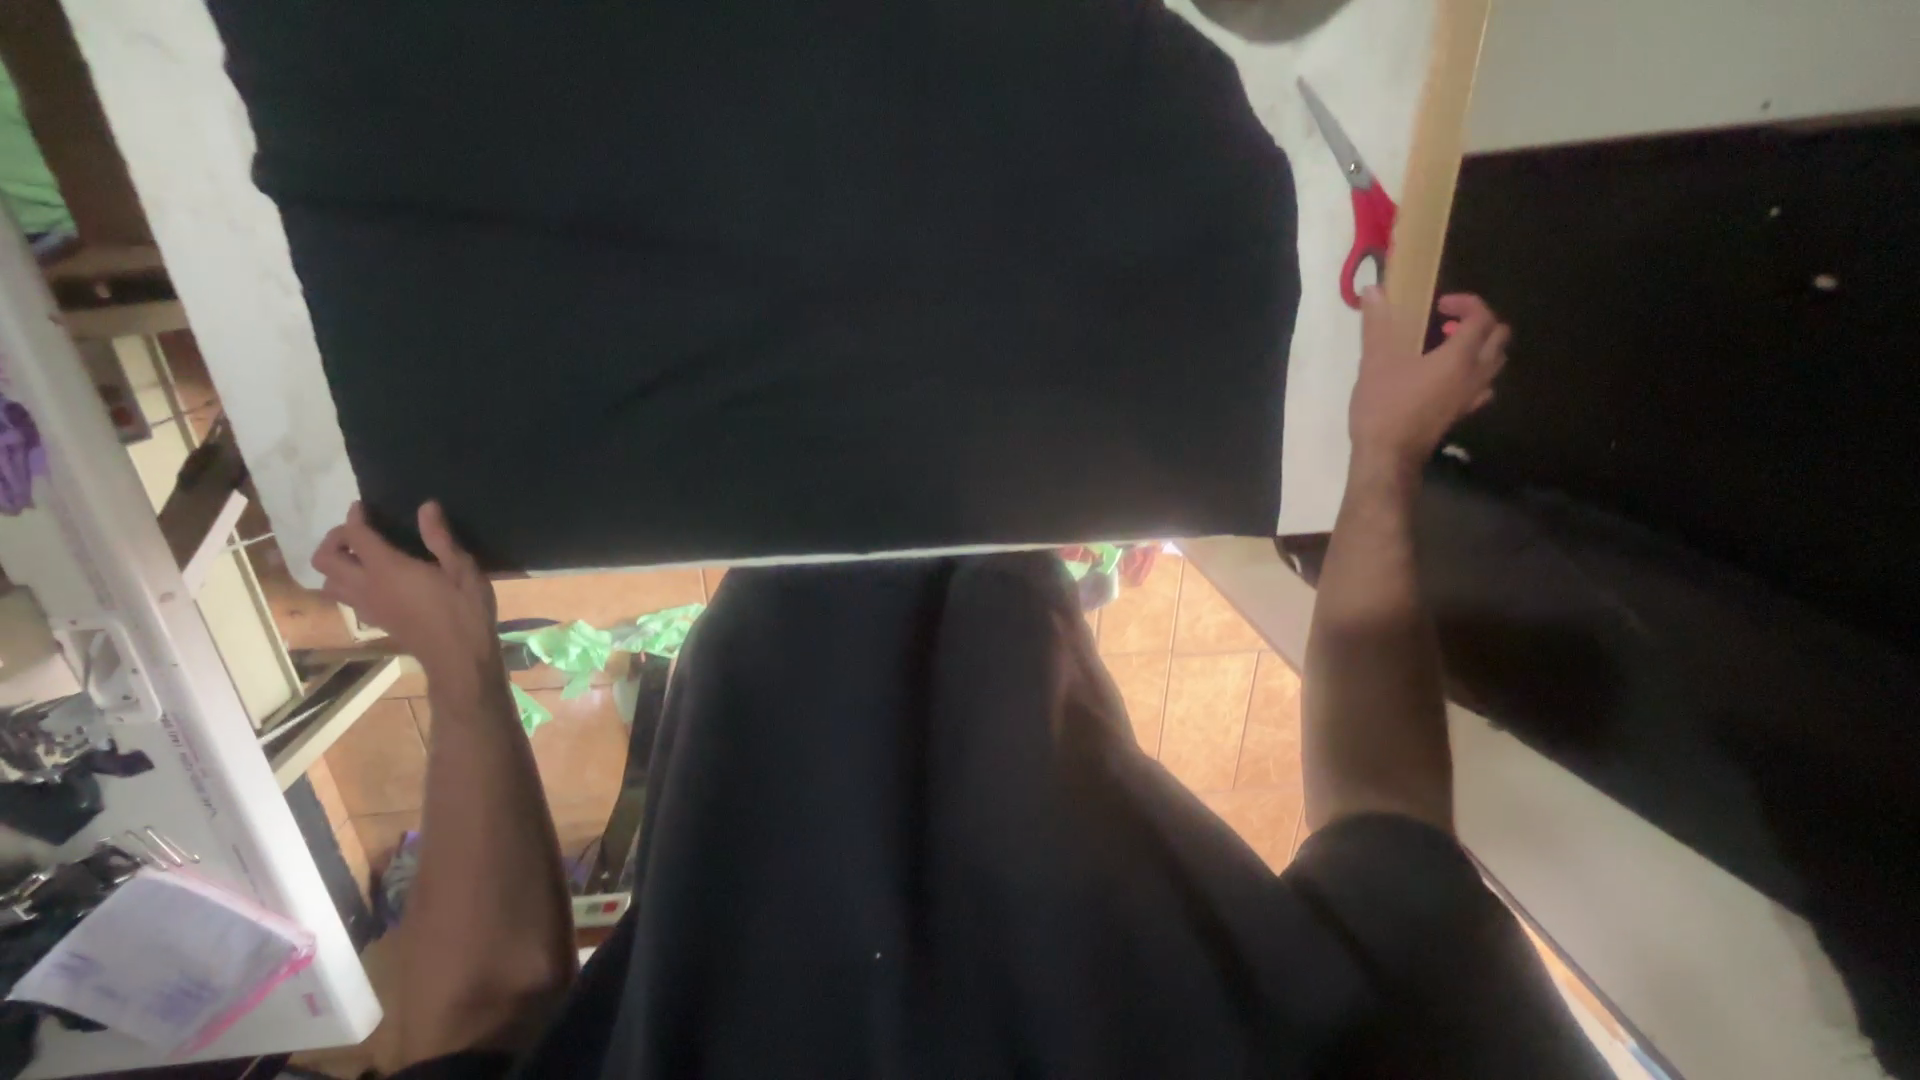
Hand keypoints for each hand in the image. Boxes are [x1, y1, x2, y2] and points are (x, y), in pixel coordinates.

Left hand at [312, 501, 500, 678]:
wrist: (458, 657)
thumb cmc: (465, 610)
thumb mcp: (462, 569)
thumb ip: (440, 538)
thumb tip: (426, 506)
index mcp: (387, 568)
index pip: (355, 535)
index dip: (356, 516)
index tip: (363, 506)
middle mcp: (366, 585)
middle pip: (325, 558)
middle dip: (335, 539)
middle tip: (358, 532)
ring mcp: (366, 606)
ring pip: (327, 581)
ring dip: (335, 564)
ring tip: (359, 557)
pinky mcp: (373, 620)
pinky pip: (344, 598)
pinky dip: (346, 584)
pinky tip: (372, 582)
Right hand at [1348, 287, 1509, 472]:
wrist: (1388, 456)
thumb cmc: (1384, 406)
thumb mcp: (1375, 361)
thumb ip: (1377, 324)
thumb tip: (1373, 289)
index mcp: (1460, 356)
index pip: (1482, 317)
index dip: (1465, 303)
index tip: (1438, 305)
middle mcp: (1475, 374)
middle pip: (1498, 338)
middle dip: (1478, 323)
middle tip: (1446, 325)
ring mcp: (1471, 397)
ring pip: (1494, 363)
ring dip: (1479, 348)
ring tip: (1447, 349)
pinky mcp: (1461, 414)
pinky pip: (1482, 387)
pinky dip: (1473, 375)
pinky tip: (1449, 379)